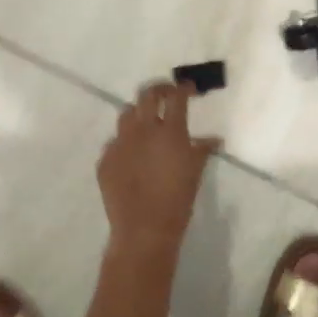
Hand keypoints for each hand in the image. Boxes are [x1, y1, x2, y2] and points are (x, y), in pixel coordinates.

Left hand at [97, 82, 222, 256]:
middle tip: (166, 96)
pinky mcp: (105, 159)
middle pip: (147, 95)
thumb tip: (212, 139)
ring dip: (138, 114)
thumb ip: (202, 149)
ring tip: (146, 124)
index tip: (188, 88)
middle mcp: (142, 130)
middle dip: (158, 90)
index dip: (183, 88)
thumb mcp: (196, 171)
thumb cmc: (178, 199)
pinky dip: (125, 143)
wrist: (144, 228)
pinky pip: (114, 142)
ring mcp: (120, 143)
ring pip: (125, 114)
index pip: (176, 97)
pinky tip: (133, 157)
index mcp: (169, 131)